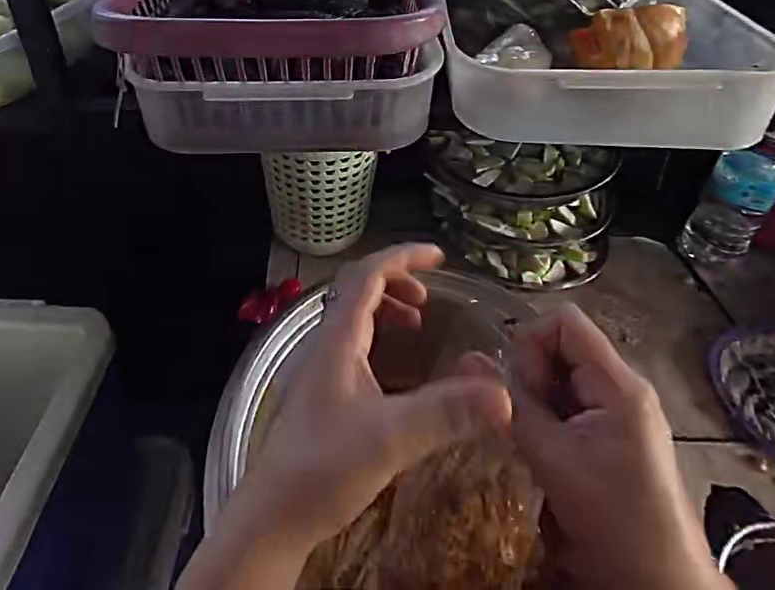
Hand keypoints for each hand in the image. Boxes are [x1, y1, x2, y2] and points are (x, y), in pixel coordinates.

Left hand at [178, 244, 513, 589]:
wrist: (271, 517)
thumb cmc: (324, 467)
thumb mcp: (392, 438)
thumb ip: (446, 413)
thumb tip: (503, 395)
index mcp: (339, 338)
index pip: (368, 274)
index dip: (403, 257)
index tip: (438, 256)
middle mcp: (327, 344)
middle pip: (359, 290)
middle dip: (397, 282)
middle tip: (429, 300)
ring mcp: (321, 368)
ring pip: (354, 317)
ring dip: (386, 309)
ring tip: (416, 326)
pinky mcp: (322, 394)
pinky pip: (353, 345)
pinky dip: (378, 339)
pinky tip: (394, 370)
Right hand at [509, 304, 725, 589]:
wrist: (664, 588)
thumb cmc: (614, 522)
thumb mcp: (552, 460)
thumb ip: (511, 406)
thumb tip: (467, 360)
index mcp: (618, 383)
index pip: (565, 321)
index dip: (532, 342)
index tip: (518, 386)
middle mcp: (624, 387)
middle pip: (563, 349)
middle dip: (534, 378)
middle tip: (526, 423)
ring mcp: (623, 413)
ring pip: (564, 380)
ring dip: (540, 404)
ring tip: (536, 443)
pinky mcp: (618, 436)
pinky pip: (574, 406)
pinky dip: (553, 421)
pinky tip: (548, 455)